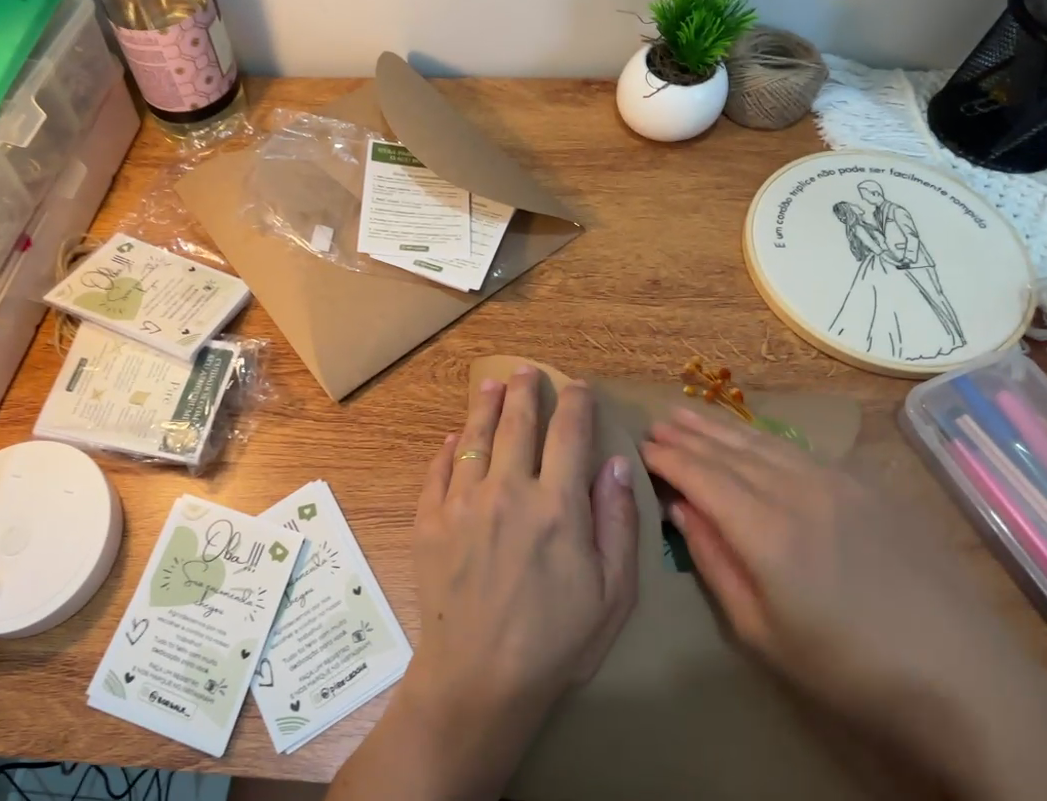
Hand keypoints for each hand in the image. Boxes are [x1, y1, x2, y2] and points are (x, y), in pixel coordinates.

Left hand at [413, 368, 638, 710]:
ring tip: (491, 384)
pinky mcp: (429, 520)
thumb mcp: (612, 592)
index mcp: (557, 505)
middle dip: (525, 391)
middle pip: (517, 424)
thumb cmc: (557, 641)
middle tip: (526, 370)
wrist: (480, 676)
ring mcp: (462, 502)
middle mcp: (507, 490)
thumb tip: (616, 463)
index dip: (576, 404)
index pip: (569, 435)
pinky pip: (438, 470)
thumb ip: (617, 522)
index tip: (579, 386)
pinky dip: (448, 449)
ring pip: (474, 438)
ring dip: (484, 407)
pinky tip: (454, 438)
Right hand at [642, 407, 1046, 800]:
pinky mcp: (870, 488)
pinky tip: (751, 437)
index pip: (700, 475)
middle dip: (688, 434)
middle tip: (655, 420)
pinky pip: (800, 451)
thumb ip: (714, 561)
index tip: (639, 446)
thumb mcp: (760, 632)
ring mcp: (839, 483)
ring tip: (687, 412)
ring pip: (764, 443)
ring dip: (721, 427)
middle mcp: (798, 491)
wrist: (963, 678)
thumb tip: (681, 508)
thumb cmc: (848, 669)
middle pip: (729, 451)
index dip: (667, 458)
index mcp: (765, 530)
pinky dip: (763, 439)